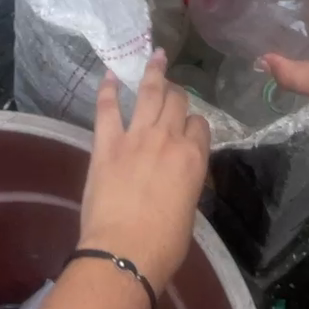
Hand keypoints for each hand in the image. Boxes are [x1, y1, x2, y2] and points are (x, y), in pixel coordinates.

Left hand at [80, 50, 212, 293]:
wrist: (124, 253)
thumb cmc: (164, 245)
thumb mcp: (188, 210)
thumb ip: (185, 182)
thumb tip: (177, 177)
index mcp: (194, 158)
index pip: (200, 125)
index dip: (194, 123)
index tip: (188, 126)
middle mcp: (169, 138)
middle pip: (177, 101)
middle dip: (176, 92)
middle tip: (172, 89)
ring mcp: (137, 136)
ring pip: (149, 92)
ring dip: (153, 71)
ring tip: (155, 56)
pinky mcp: (107, 142)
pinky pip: (108, 107)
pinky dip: (108, 88)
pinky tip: (110, 74)